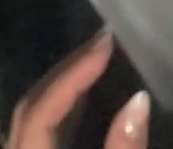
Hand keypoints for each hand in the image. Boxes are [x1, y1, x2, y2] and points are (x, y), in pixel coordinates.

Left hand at [6, 32, 149, 148]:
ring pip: (32, 116)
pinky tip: (85, 98)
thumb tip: (139, 99)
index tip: (107, 42)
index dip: (73, 73)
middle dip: (67, 70)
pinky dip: (61, 108)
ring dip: (63, 85)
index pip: (42, 109)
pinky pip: (39, 131)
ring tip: (98, 60)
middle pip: (32, 105)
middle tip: (105, 42)